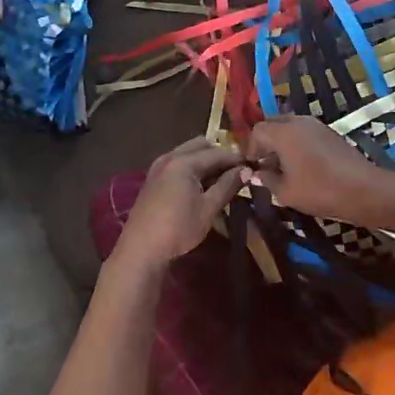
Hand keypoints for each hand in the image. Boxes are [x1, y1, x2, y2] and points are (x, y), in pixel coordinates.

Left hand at [114, 138, 243, 266]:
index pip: (217, 153)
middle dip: (219, 155)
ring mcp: (158, 167)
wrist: (141, 249)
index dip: (236, 159)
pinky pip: (177, 163)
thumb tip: (246, 170)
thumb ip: (227, 185)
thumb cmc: (178, 229)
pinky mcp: (153, 178)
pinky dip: (191, 167)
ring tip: (220, 180)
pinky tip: (200, 185)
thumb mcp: (208, 208)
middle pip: (200, 146)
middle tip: (235, 172)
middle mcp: (169, 157)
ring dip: (205, 161)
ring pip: (187, 153)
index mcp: (183, 162)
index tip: (253, 167)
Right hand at [242, 115, 392, 223]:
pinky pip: (305, 132)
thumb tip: (254, 174)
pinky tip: (302, 165)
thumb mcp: (286, 192)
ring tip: (283, 167)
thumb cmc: (320, 191)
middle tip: (265, 165)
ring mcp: (317, 125)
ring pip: (290, 127)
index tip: (253, 167)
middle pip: (273, 124)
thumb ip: (266, 179)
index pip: (257, 131)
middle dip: (266, 143)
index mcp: (284, 133)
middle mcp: (299, 122)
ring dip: (282, 143)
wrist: (364, 190)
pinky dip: (297, 143)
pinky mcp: (331, 133)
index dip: (251, 149)